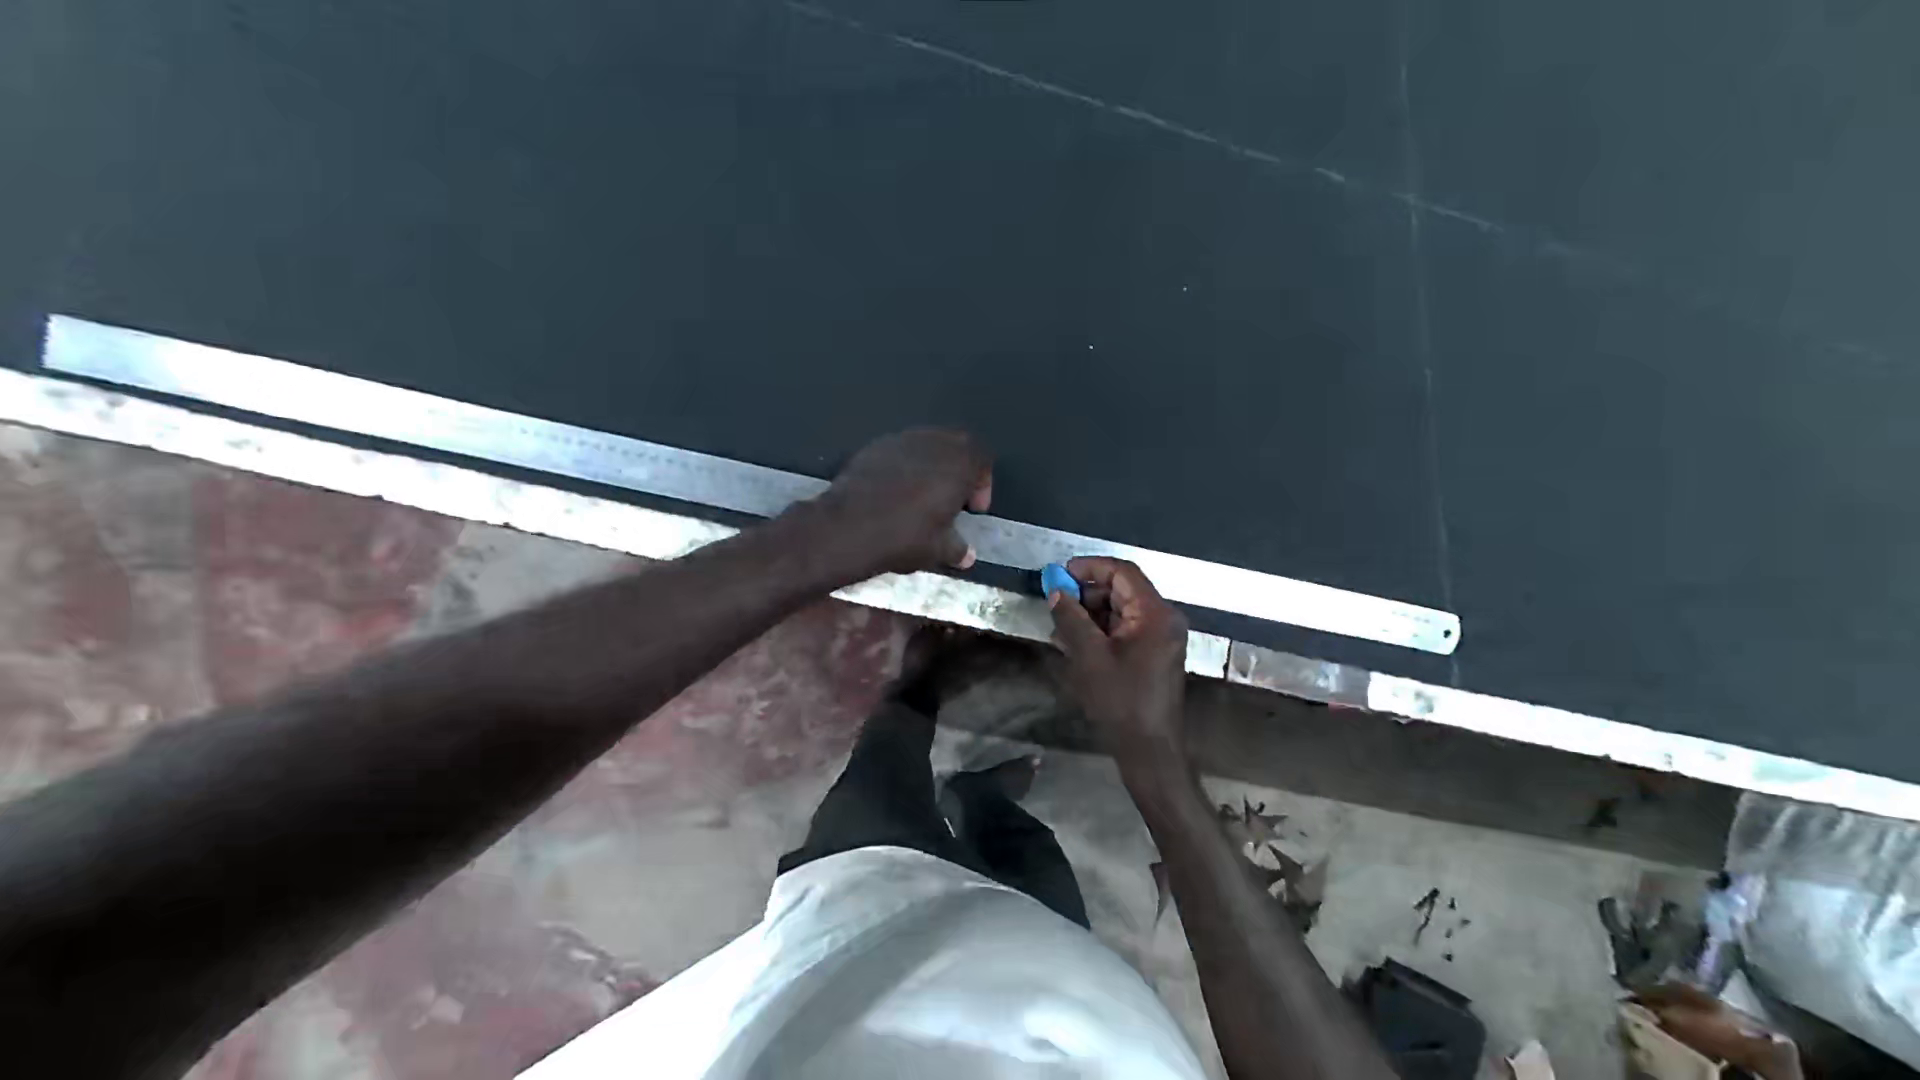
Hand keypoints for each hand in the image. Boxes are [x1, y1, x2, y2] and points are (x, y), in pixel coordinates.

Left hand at [814, 429, 992, 575]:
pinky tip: (895, 495)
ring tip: (923, 498)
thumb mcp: (939, 550)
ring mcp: (901, 440)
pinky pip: (900, 452)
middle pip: (957, 446)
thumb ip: (958, 549)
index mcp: (958, 462)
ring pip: (927, 446)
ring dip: (932, 468)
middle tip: (952, 501)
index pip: (983, 458)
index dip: (983, 483)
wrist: (847, 528)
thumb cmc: (904, 537)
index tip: (972, 509)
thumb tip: (967, 556)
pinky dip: (906, 468)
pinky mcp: (874, 447)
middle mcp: (933, 442)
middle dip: (960, 471)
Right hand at [1048, 557, 1188, 756]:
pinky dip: (1101, 630)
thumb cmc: (1121, 700)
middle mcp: (1164, 619)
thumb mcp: (1089, 656)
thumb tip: (1056, 592)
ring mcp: (1161, 638)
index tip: (1060, 574)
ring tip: (1060, 627)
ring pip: (1121, 610)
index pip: (1123, 572)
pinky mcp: (1154, 654)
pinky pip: (1125, 630)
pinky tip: (1074, 642)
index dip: (1090, 567)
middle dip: (1087, 593)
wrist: (1148, 748)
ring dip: (1090, 613)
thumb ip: (1071, 618)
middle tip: (1056, 602)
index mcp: (1155, 614)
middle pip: (1122, 590)